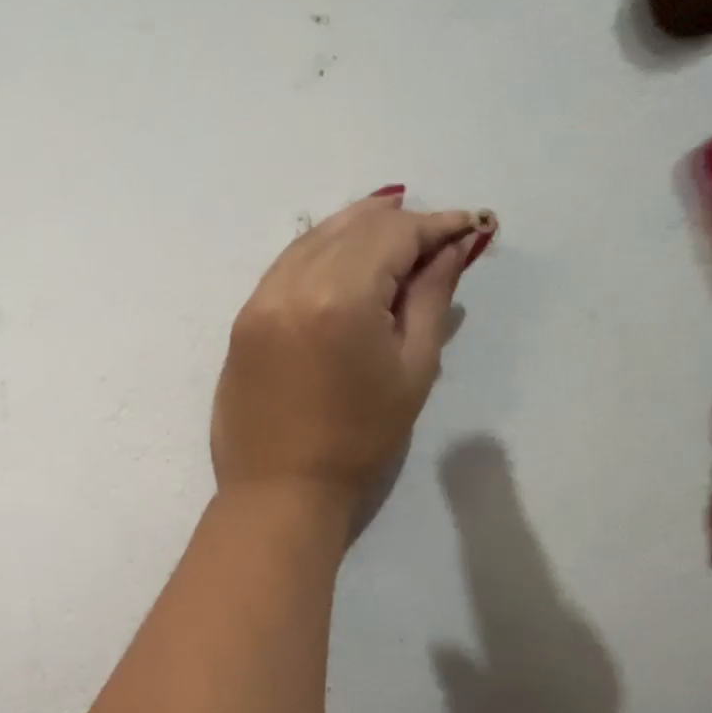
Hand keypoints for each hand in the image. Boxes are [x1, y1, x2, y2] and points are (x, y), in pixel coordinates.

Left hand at [213, 189, 491, 519]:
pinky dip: (317, 255)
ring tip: (394, 243)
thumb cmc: (358, 438)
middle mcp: (289, 288)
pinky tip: (342, 266)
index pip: (393, 235)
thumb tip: (451, 246)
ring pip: (311, 242)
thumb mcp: (412, 368)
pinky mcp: (241, 323)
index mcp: (338, 298)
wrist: (278, 488)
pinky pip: (283, 269)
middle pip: (350, 229)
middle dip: (397, 224)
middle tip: (434, 238)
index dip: (436, 225)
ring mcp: (257, 304)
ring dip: (354, 232)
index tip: (470, 228)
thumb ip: (430, 297)